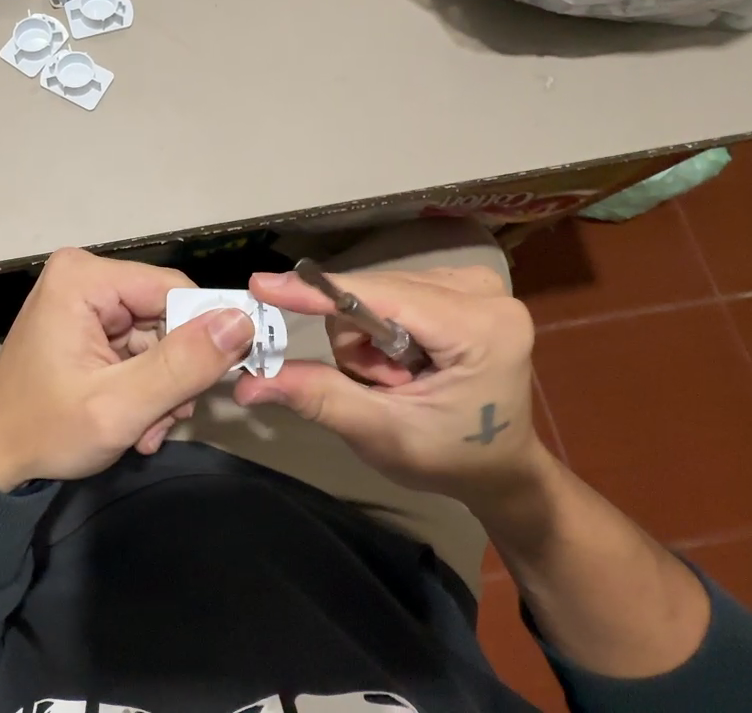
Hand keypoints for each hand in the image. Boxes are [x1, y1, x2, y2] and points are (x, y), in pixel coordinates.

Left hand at [0, 248, 255, 490]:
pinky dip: (144, 387)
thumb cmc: (43, 431)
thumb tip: (242, 321)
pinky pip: (139, 349)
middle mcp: (84, 277)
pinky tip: (133, 421)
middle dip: (174, 373)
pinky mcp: (87, 325)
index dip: (202, 336)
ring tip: (144, 429)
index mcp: (83, 278)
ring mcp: (85, 302)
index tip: (207, 386)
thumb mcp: (119, 406)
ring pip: (159, 337)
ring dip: (161, 388)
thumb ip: (182, 364)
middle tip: (166, 419)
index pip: (174, 290)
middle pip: (167, 314)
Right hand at [236, 265, 545, 506]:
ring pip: (377, 289)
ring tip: (393, 381)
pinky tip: (401, 360)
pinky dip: (378, 326)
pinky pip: (390, 290)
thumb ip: (319, 397)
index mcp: (481, 329)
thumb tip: (250, 381)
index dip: (317, 292)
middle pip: (375, 290)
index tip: (261, 285)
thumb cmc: (451, 458)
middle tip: (375, 385)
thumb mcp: (383, 435)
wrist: (501, 468)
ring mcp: (476, 284)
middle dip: (355, 338)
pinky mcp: (463, 285)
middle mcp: (484, 293)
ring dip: (365, 336)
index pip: (380, 296)